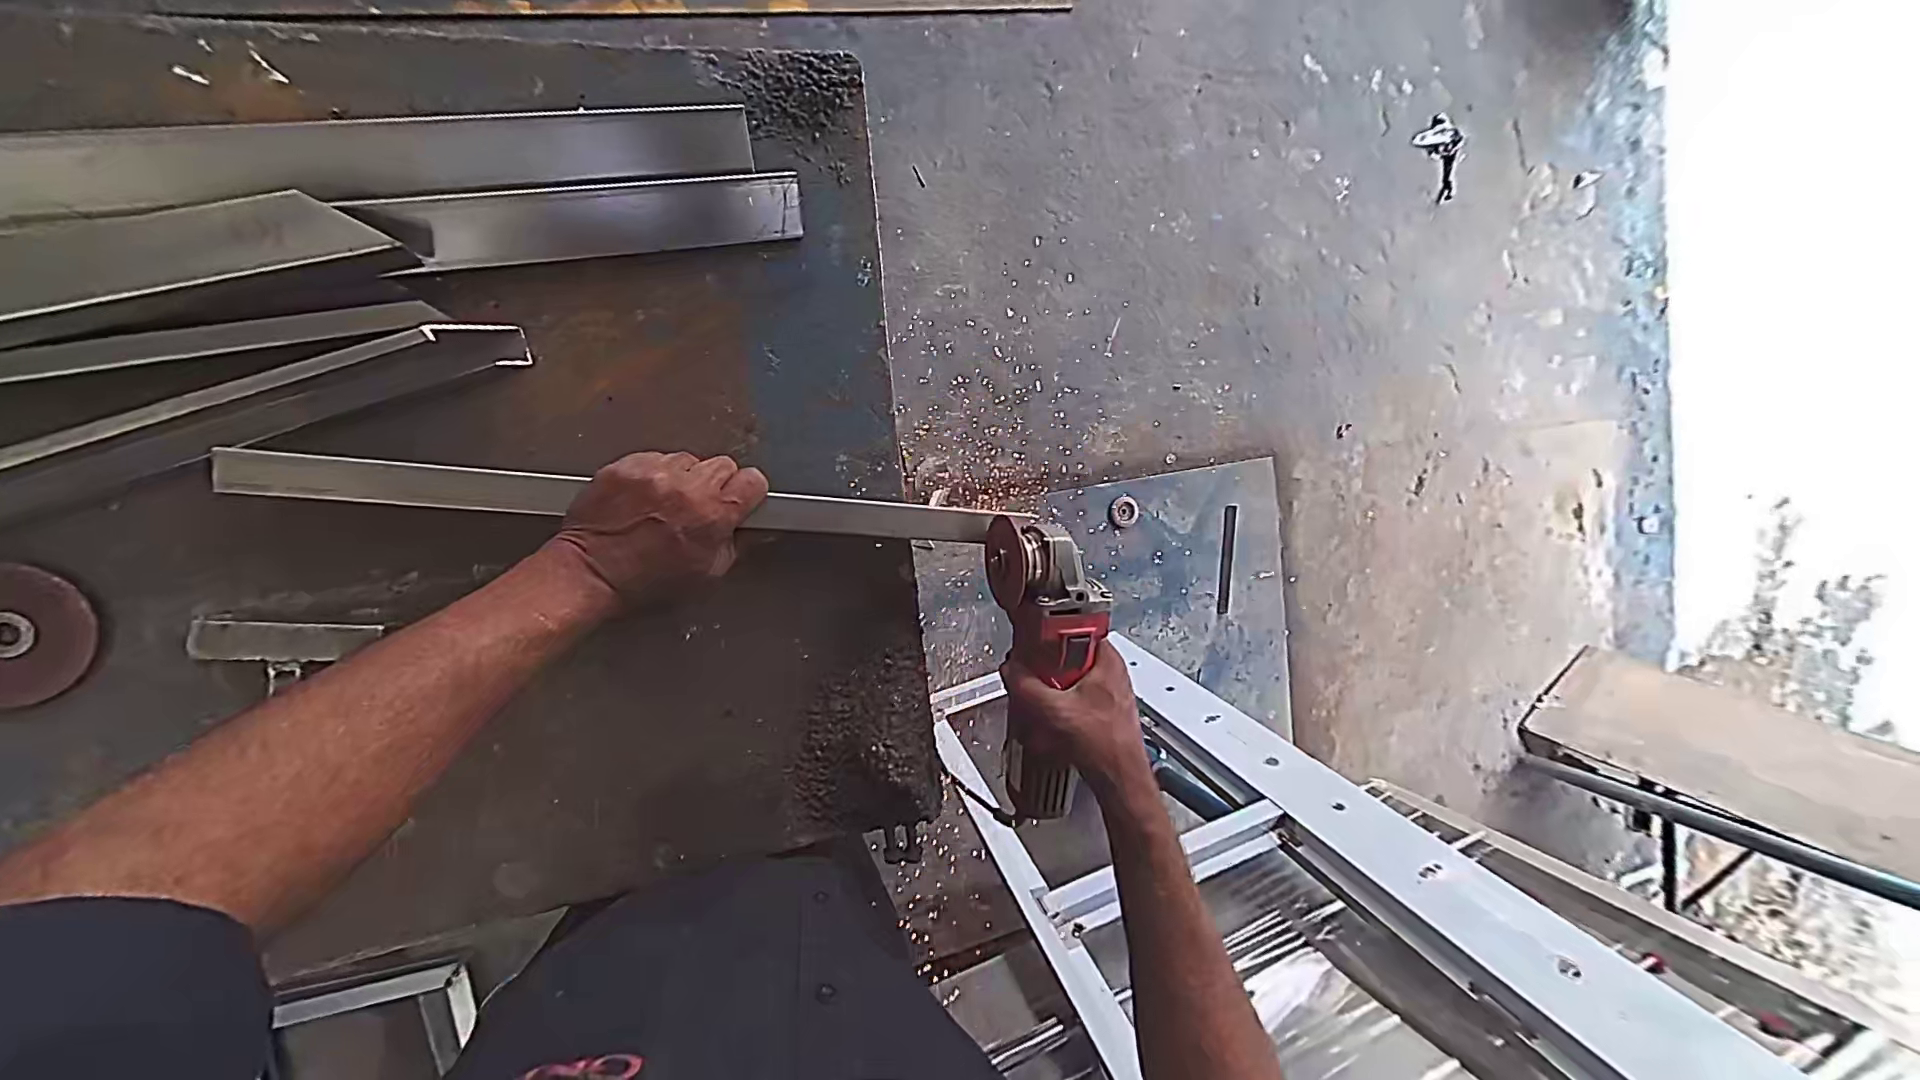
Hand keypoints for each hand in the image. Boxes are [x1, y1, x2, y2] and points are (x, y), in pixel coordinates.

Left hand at [547, 451, 768, 603]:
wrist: (591, 574)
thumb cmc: (645, 583)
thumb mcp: (709, 575)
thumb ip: (737, 544)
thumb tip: (752, 527)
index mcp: (714, 515)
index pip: (753, 480)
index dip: (748, 491)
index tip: (740, 499)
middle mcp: (687, 488)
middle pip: (723, 465)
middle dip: (717, 485)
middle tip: (701, 507)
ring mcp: (654, 474)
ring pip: (688, 459)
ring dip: (683, 478)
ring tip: (667, 504)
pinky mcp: (626, 466)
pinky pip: (654, 458)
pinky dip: (653, 475)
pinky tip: (645, 499)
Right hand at [1000, 640, 1152, 797]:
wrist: (1120, 778)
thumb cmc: (1106, 746)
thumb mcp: (1054, 710)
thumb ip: (1026, 686)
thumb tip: (1012, 671)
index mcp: (1107, 660)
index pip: (1077, 627)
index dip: (1052, 632)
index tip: (1035, 638)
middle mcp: (1112, 671)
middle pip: (1070, 654)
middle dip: (1048, 665)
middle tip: (1032, 673)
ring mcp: (1109, 690)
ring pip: (1072, 676)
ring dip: (1053, 686)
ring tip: (1041, 698)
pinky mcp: (1104, 708)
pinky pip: (1076, 694)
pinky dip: (1062, 701)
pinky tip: (1053, 717)